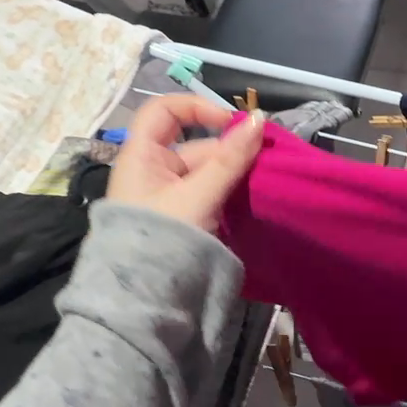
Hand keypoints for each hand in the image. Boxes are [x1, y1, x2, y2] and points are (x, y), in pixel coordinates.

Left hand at [106, 95, 264, 231]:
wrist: (142, 298)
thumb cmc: (162, 237)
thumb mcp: (199, 195)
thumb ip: (232, 159)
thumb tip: (262, 120)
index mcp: (142, 156)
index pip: (165, 110)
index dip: (198, 108)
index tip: (232, 124)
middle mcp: (153, 169)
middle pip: (197, 145)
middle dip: (231, 151)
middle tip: (263, 165)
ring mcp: (168, 194)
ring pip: (208, 170)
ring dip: (234, 174)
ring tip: (260, 183)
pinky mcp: (183, 215)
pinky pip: (210, 191)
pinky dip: (229, 191)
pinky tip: (249, 198)